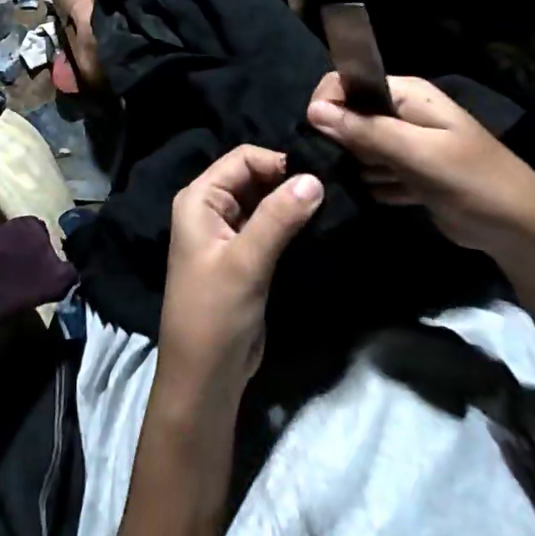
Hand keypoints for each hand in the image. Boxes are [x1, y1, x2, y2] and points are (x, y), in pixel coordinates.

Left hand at [158, 145, 324, 397]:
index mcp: (200, 199)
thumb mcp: (246, 262)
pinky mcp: (247, 254)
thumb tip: (315, 177)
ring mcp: (230, 232)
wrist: (206, 377)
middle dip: (290, 180)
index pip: (243, 158)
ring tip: (334, 202)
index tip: (320, 175)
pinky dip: (292, 222)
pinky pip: (272, 225)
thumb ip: (278, 218)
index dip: (279, 161)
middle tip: (334, 187)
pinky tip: (320, 224)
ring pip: (267, 200)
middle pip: (256, 176)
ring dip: (294, 201)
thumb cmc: (215, 314)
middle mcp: (212, 208)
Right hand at [307, 73, 534, 255]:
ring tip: (373, 182)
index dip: (329, 102)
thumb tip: (314, 110)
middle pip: (352, 115)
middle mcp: (403, 113)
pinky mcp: (408, 174)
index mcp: (407, 94)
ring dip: (358, 166)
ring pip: (361, 147)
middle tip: (351, 163)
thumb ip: (366, 130)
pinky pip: (374, 173)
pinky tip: (385, 196)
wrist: (517, 228)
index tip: (318, 134)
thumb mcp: (417, 152)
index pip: (350, 81)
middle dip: (343, 139)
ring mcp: (406, 145)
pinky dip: (374, 185)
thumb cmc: (470, 180)